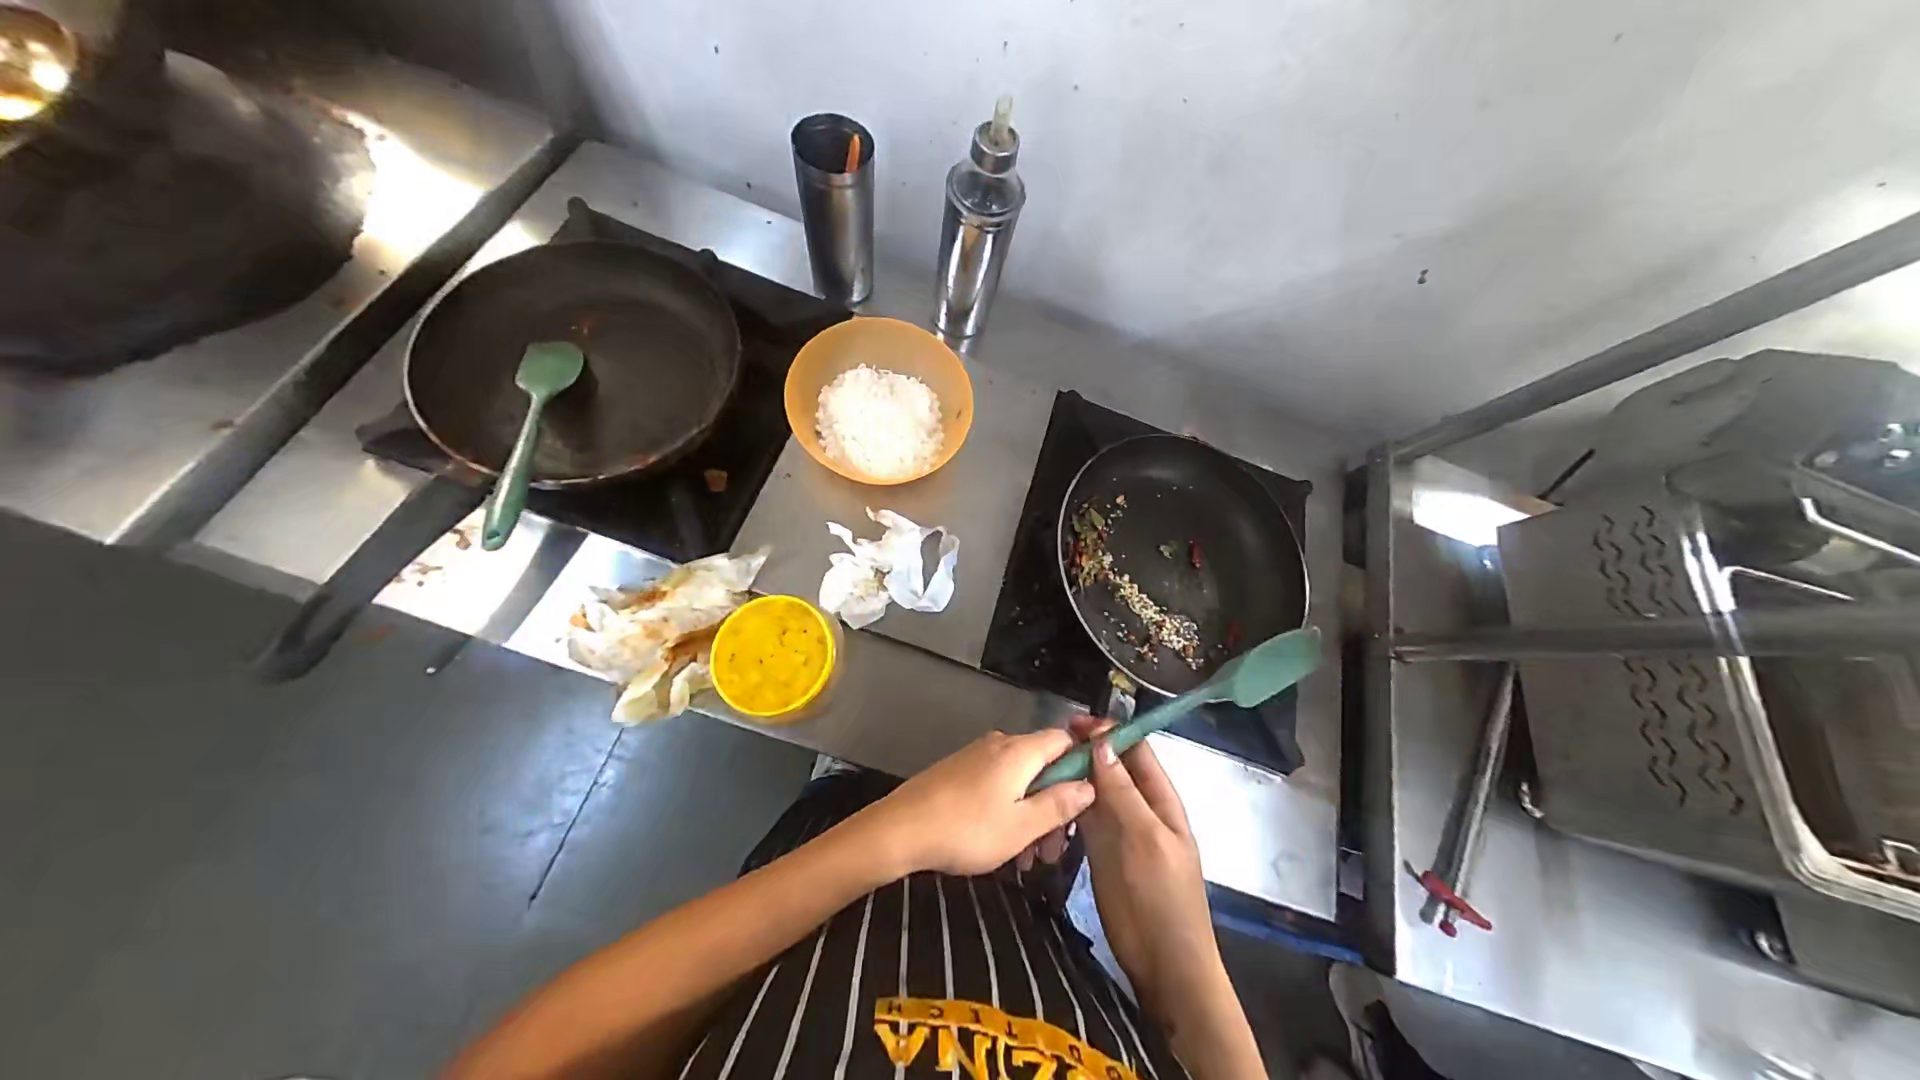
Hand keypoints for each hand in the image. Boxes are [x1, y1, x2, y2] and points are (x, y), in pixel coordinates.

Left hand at [852, 730, 1095, 876]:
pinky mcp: (960, 771)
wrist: (901, 829)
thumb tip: (1090, 784)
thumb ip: (1059, 804)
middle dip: (1056, 805)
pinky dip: (1009, 811)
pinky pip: (998, 785)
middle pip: (1043, 765)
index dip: (1084, 764)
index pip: (1065, 740)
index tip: (1091, 799)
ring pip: (1020, 780)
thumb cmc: (966, 830)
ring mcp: (977, 756)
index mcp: (1020, 751)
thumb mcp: (1021, 826)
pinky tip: (1004, 846)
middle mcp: (1000, 744)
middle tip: (1054, 851)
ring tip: (1028, 861)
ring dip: (1032, 816)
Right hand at [1075, 718, 1261, 1078]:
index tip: (1075, 723)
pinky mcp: (1098, 847)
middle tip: (1046, 747)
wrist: (1163, 962)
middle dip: (1082, 752)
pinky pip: (1079, 815)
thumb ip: (1123, 793)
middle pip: (1109, 766)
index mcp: (1159, 798)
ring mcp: (1116, 826)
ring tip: (1038, 772)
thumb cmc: (1164, 897)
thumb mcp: (1147, 839)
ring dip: (1069, 778)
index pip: (1134, 751)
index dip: (1108, 732)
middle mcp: (1137, 805)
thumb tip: (1101, 744)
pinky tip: (1042, 802)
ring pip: (1090, 788)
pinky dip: (1062, 805)